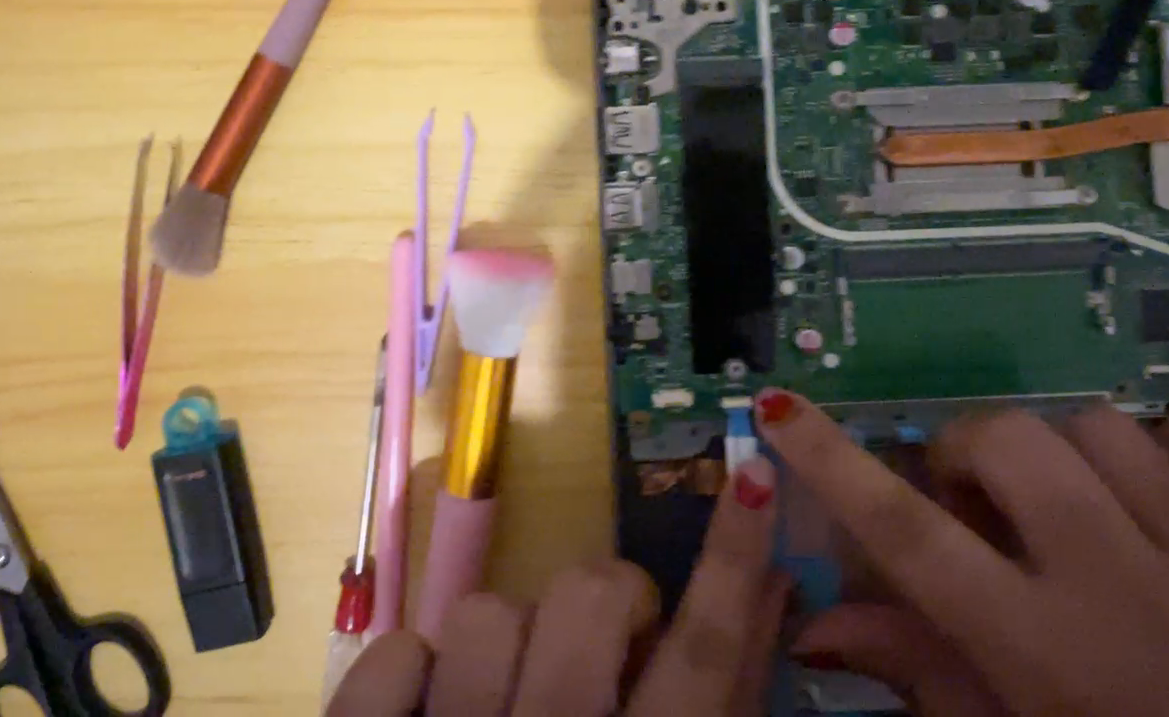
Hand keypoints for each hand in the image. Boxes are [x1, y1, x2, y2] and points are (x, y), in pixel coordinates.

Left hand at [327, 456, 788, 716]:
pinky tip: (433, 712)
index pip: (707, 653)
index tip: (754, 475)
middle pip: (593, 596)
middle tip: (604, 646)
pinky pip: (399, 650)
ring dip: (505, 647)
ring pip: (489, 609)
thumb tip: (769, 593)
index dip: (735, 558)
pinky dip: (414, 674)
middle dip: (607, 602)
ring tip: (507, 697)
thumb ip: (725, 697)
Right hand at [755, 390, 1168, 716]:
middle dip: (962, 453)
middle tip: (965, 505)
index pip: (908, 533)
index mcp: (1042, 652)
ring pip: (1108, 432)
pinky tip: (1164, 472)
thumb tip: (813, 623)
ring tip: (1055, 501)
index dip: (832, 460)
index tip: (780, 406)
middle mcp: (1123, 591)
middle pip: (1012, 447)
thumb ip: (917, 676)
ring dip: (1059, 453)